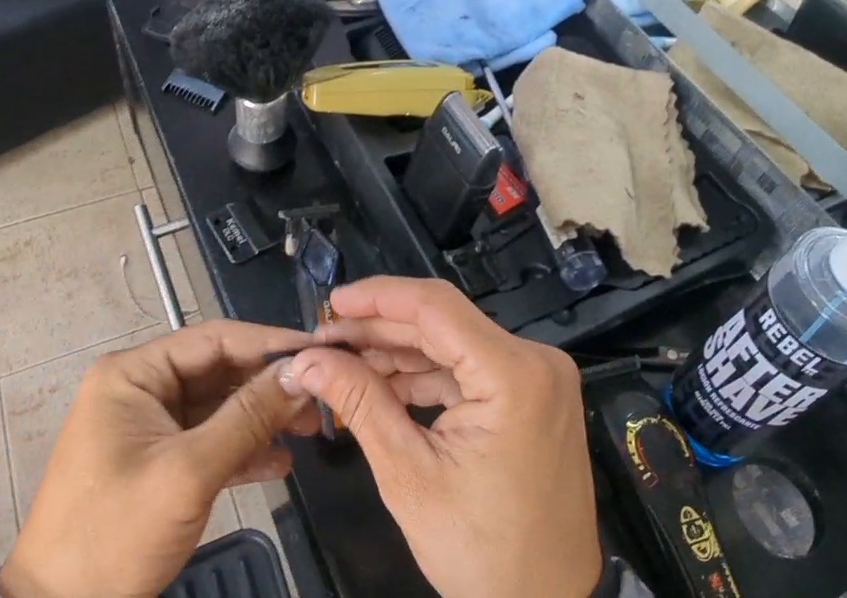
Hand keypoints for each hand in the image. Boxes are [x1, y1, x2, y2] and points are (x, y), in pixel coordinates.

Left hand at [0, 321, 316, 597]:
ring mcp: (149, 426)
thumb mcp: (189, 472)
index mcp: (134, 374)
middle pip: (220, 370)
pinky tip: (280, 463)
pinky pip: (210, 439)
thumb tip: (303, 372)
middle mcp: (141, 388)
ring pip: (220, 405)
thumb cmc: (114, 532)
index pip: (214, 339)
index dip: (270, 342)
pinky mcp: (158, 460)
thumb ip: (248, 417)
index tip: (322, 351)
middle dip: (270, 385)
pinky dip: (244, 448)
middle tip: (321, 399)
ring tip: (310, 430)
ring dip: (263, 417)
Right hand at [282, 277, 601, 597]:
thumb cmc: (480, 550)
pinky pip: (472, 373)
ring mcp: (539, 379)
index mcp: (514, 373)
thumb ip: (359, 402)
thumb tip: (307, 360)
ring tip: (343, 366)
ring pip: (455, 346)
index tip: (330, 304)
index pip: (436, 307)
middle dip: (380, 331)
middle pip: (444, 324)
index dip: (378, 298)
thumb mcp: (408, 474)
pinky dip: (427, 378)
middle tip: (325, 342)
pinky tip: (383, 387)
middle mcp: (535, 361)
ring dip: (400, 355)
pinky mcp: (533, 398)